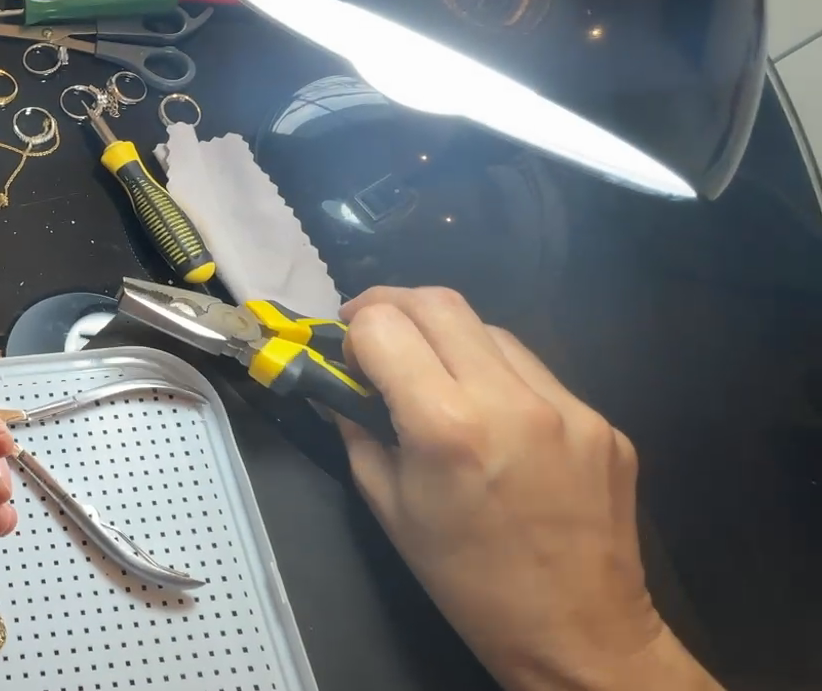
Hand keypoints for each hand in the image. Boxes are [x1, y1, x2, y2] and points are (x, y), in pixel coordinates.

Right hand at [339, 287, 719, 690]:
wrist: (580, 636)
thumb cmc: (461, 572)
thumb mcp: (382, 496)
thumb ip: (354, 423)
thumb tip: (336, 379)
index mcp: (445, 425)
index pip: (381, 325)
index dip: (352, 332)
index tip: (347, 357)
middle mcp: (509, 402)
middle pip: (436, 301)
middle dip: (389, 304)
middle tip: (370, 333)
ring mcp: (567, 409)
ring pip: (485, 326)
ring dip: (442, 333)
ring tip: (428, 369)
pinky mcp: (601, 423)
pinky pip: (529, 367)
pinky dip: (489, 367)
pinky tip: (482, 406)